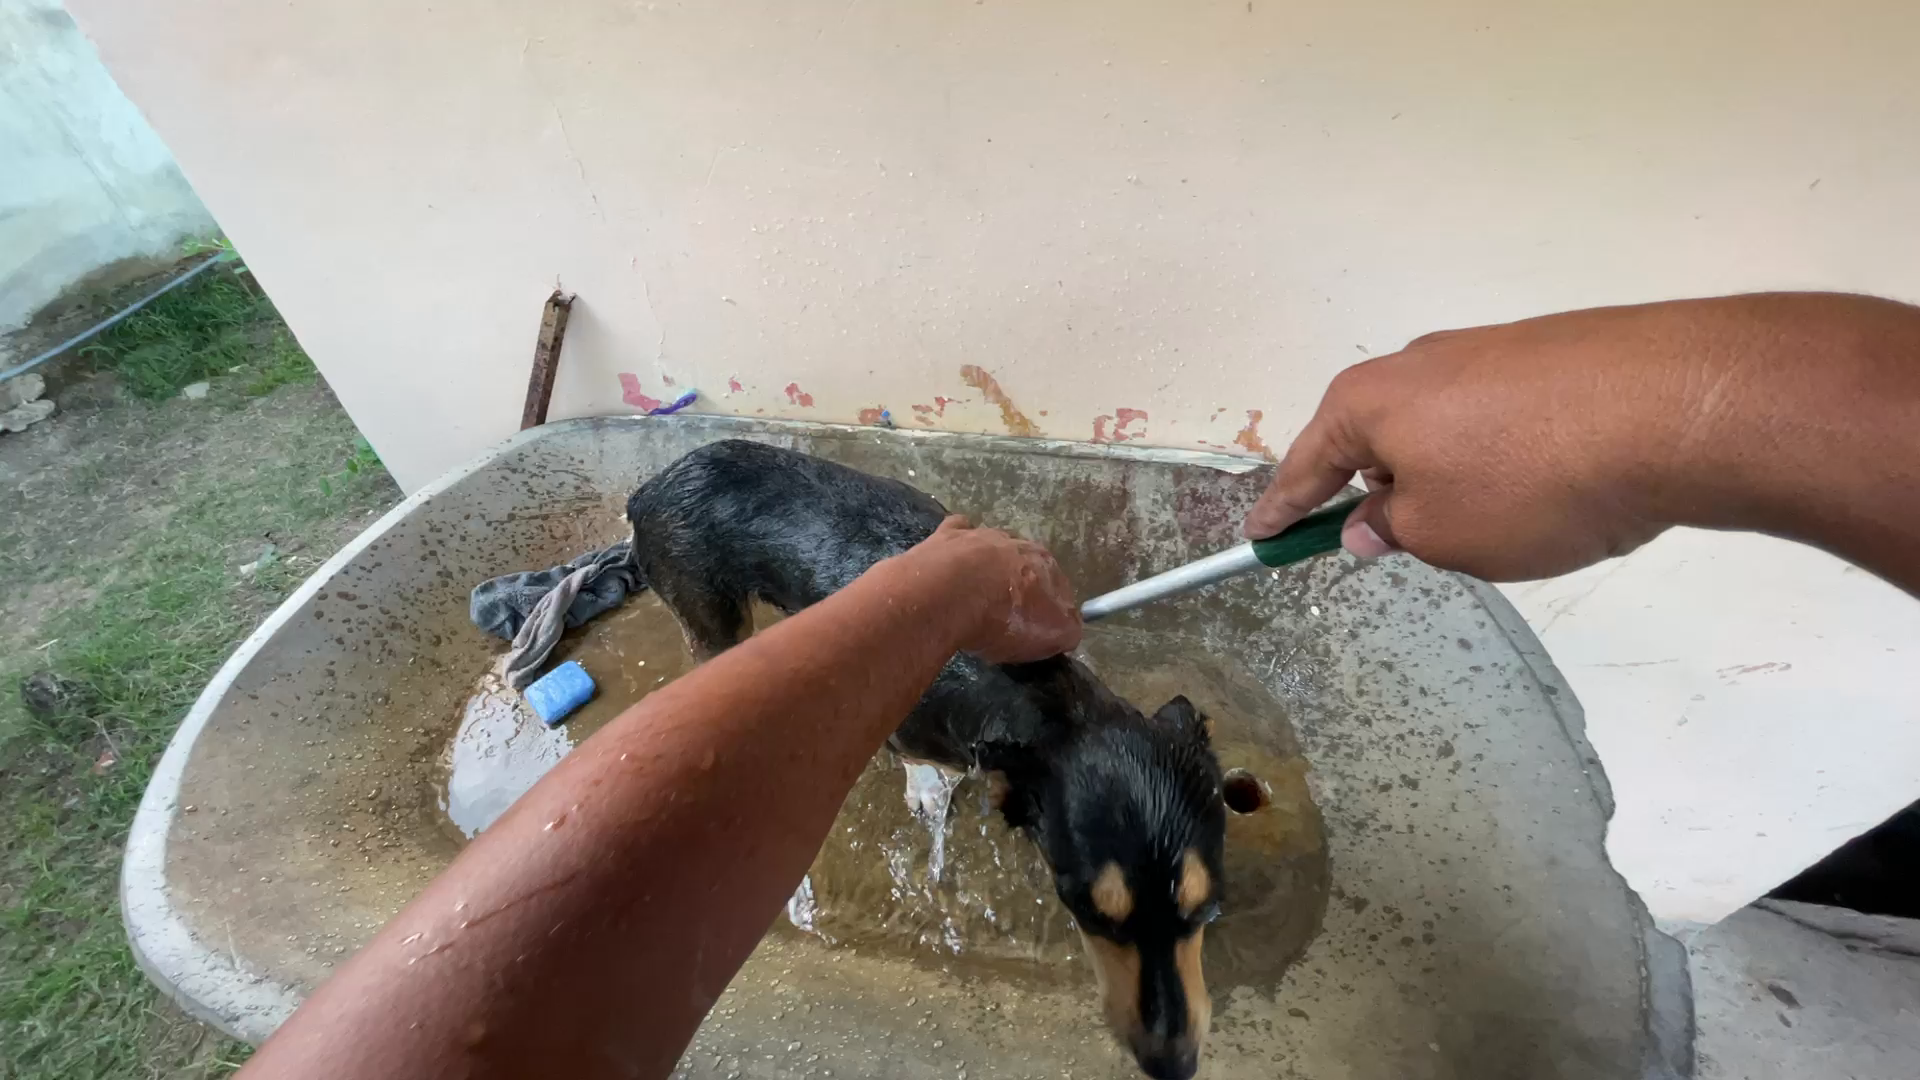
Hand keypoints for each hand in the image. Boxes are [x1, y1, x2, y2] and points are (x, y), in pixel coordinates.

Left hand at [916, 516, 1082, 662]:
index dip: (1047, 608)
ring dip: (984, 568)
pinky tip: (948, 565)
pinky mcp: (945, 536)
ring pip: (990, 549)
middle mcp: (1016, 542)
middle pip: (1022, 564)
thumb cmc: (1004, 618)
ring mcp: (980, 535)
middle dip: (1015, 585)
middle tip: (1001, 615)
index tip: (1035, 627)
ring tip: (970, 597)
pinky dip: (955, 548)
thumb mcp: (1052, 635)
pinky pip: (956, 535)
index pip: (1057, 586)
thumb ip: (1067, 629)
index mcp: (1046, 564)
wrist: (947, 595)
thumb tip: (1070, 628)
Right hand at [1241, 294, 1919, 581]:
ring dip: (1439, 470)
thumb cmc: (1529, 483)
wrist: (1693, 406)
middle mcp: (1413, 364)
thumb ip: (1390, 531)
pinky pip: (1493, 413)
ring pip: (1433, 426)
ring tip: (1493, 512)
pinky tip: (1543, 477)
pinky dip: (1496, 451)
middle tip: (1393, 533)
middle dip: (1372, 488)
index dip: (1281, 512)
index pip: (1303, 470)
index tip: (1258, 537)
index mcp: (1365, 403)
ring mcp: (1484, 348)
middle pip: (1368, 439)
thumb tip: (1369, 524)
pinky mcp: (1550, 347)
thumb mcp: (1442, 535)